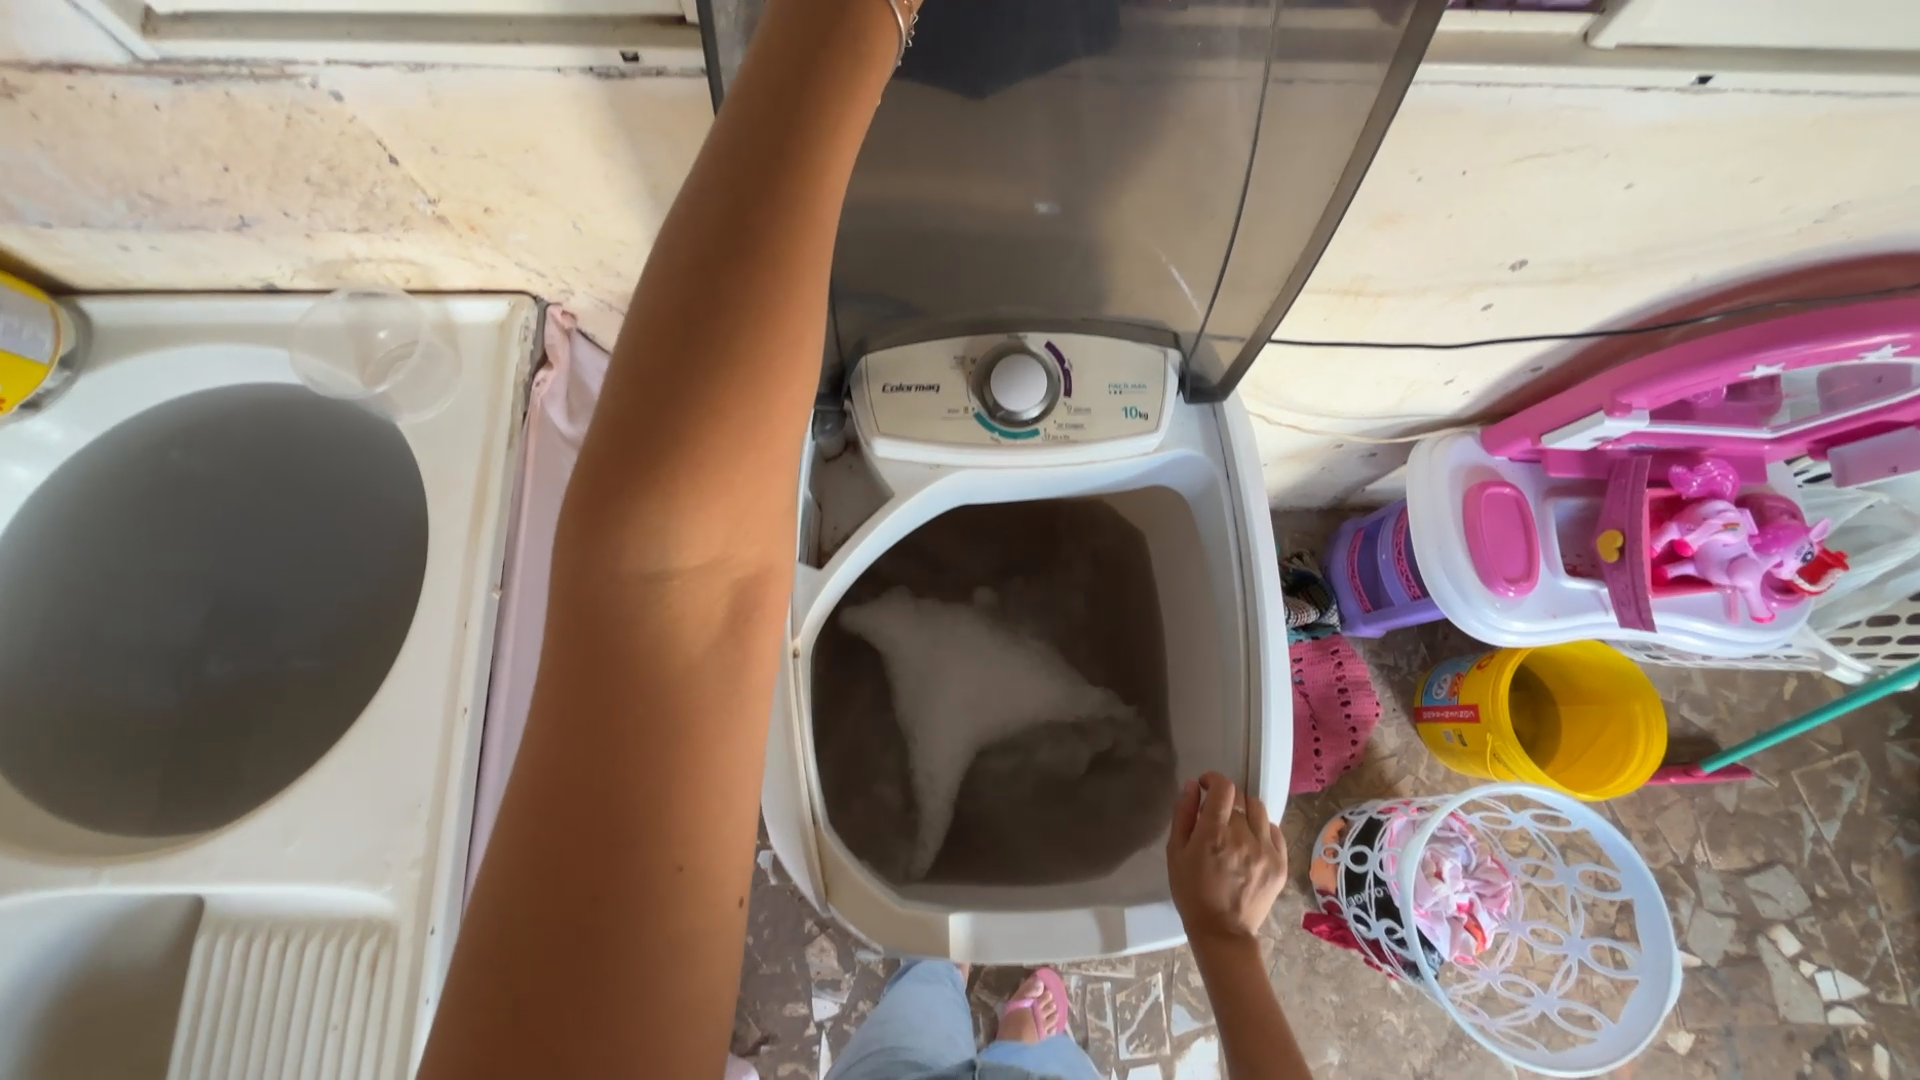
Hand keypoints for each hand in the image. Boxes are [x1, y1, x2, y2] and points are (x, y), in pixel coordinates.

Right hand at [1166, 772, 1287, 945]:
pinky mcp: (1281, 864)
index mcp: (1214, 833)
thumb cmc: (1191, 891)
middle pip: (1240, 799)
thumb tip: (1192, 787)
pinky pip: (1275, 831)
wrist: (1222, 931)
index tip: (1206, 785)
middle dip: (1226, 800)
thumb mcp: (1175, 852)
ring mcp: (1266, 851)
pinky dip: (1262, 828)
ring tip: (1237, 825)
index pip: (1224, 787)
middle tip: (1217, 815)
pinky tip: (1251, 841)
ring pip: (1260, 811)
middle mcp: (1244, 837)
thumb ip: (1183, 815)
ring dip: (1246, 810)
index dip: (1214, 779)